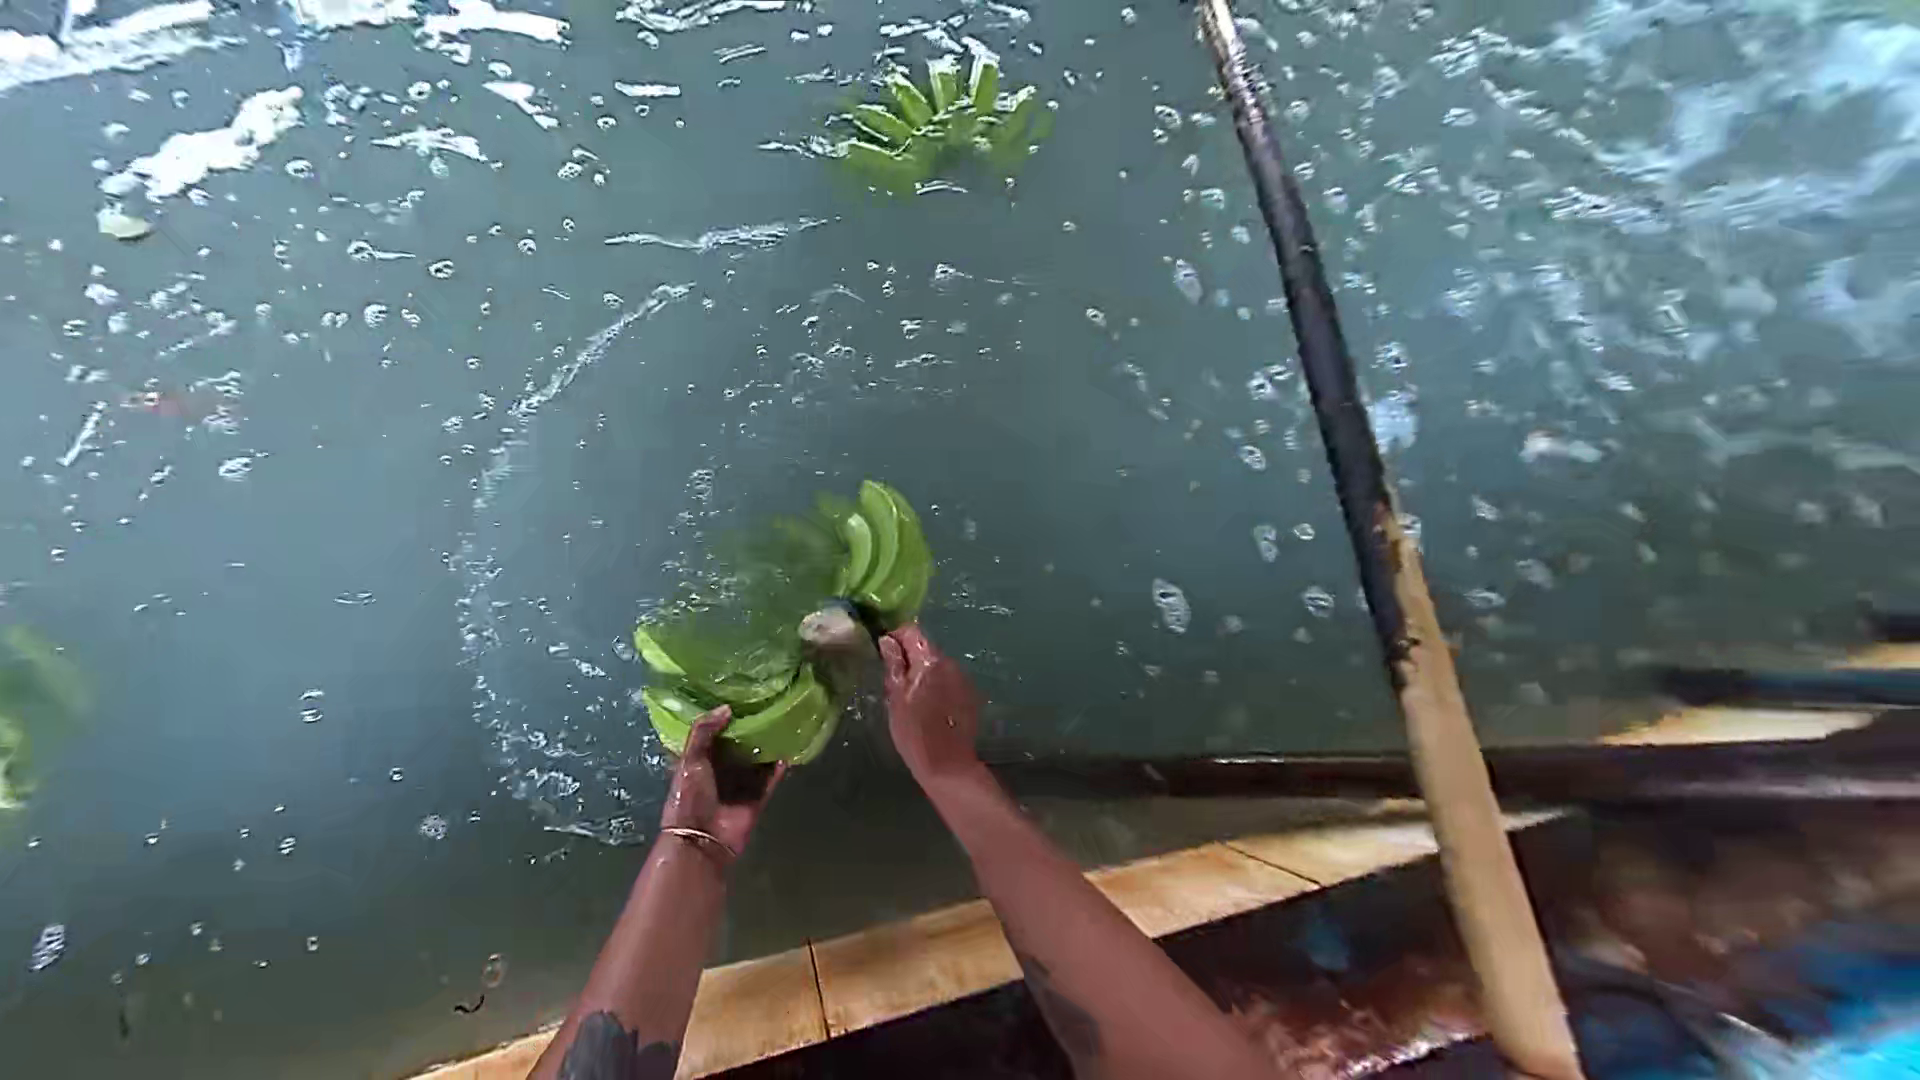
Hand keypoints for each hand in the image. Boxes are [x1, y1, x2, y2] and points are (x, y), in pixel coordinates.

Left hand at [660, 707, 784, 855]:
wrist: (701, 840)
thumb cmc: (689, 798)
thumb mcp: (689, 760)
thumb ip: (703, 732)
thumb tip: (727, 708)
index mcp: (701, 762)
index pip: (715, 736)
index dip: (725, 720)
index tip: (741, 700)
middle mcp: (722, 772)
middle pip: (740, 747)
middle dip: (752, 732)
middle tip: (769, 708)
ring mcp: (741, 786)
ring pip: (758, 761)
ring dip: (768, 747)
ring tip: (784, 724)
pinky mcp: (757, 798)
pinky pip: (771, 779)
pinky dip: (780, 767)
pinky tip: (789, 750)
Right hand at [879, 624, 982, 781]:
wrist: (947, 764)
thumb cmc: (914, 731)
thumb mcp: (896, 697)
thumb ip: (893, 664)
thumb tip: (887, 639)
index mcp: (930, 660)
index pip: (912, 631)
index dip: (896, 638)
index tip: (884, 654)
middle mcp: (951, 662)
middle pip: (926, 648)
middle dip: (910, 658)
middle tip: (894, 681)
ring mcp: (963, 678)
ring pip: (938, 665)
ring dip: (924, 672)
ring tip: (912, 696)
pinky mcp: (970, 694)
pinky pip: (949, 680)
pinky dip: (938, 685)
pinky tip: (930, 706)